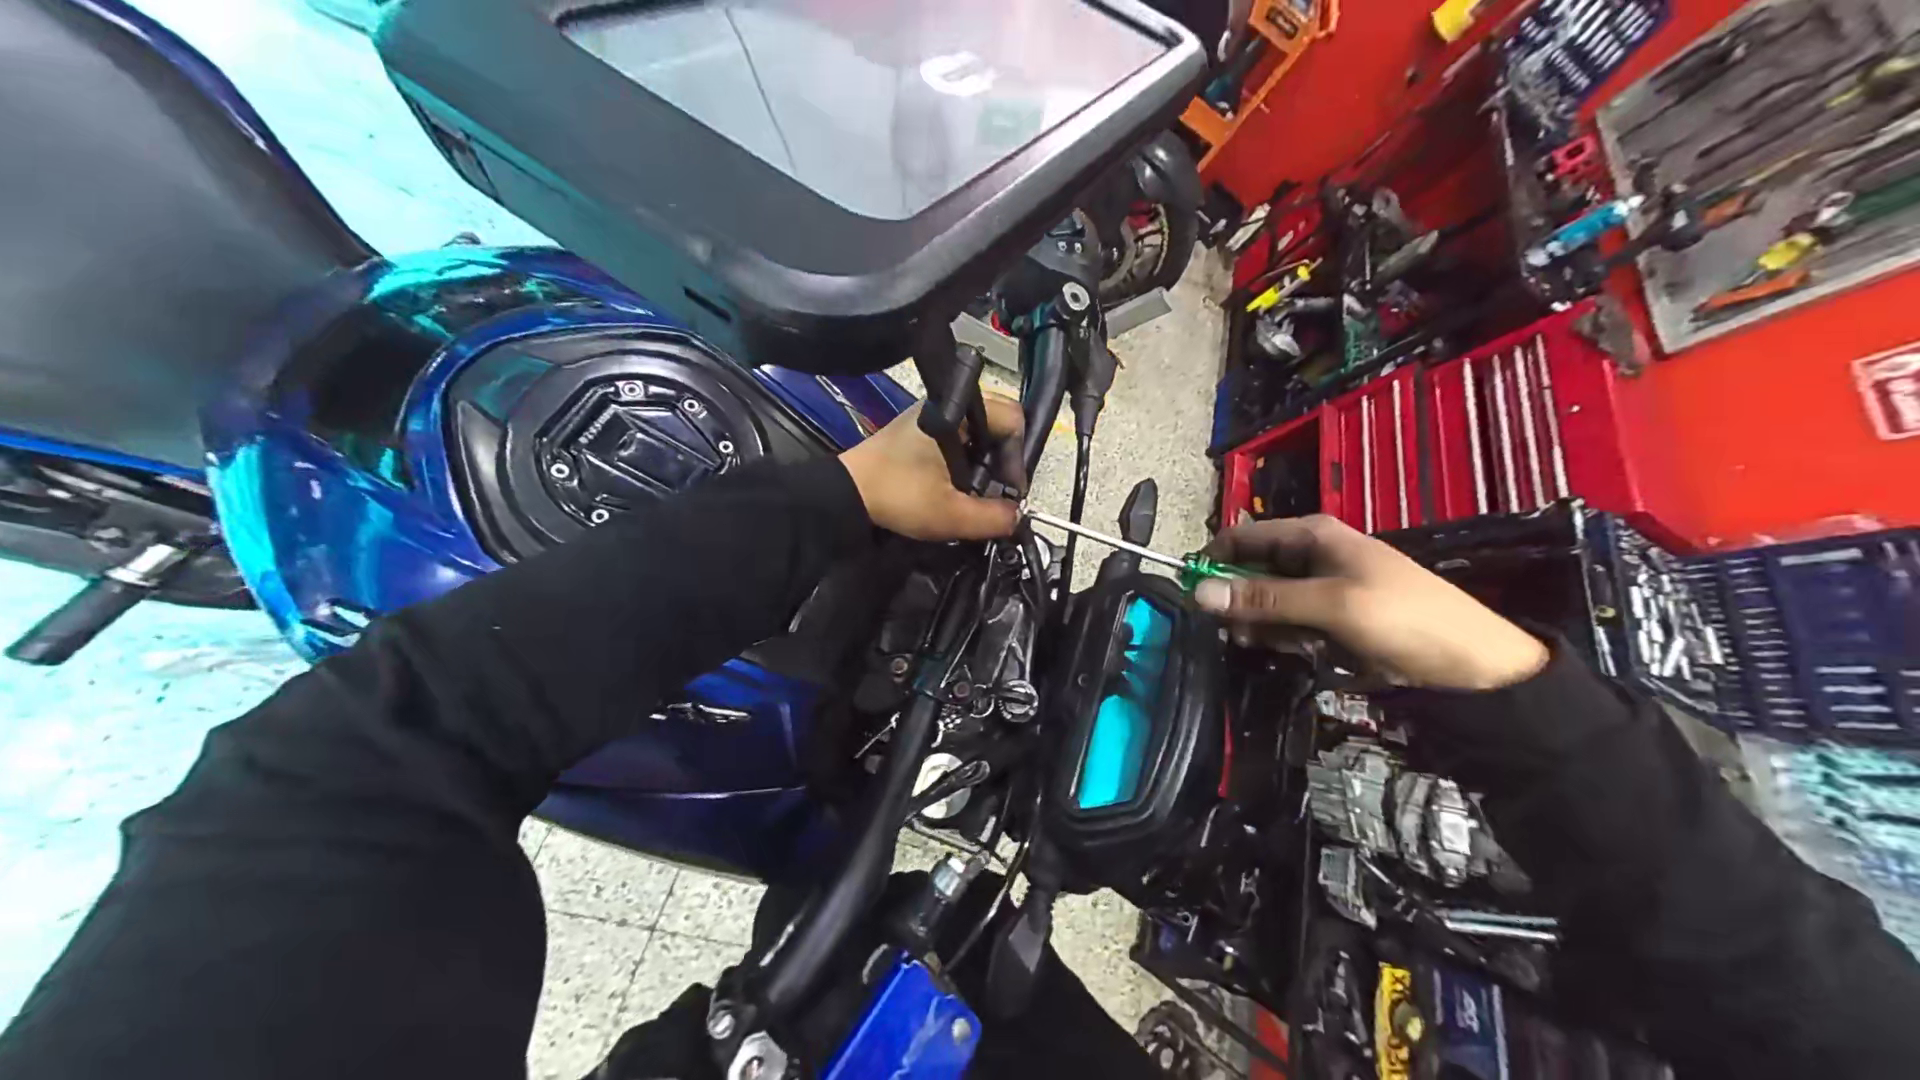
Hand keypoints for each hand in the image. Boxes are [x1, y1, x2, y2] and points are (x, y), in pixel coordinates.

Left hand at [838, 395, 1023, 541]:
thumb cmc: (898, 497)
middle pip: (998, 421)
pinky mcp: (919, 429)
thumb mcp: (952, 516)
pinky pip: (959, 436)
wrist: (846, 495)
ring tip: (980, 491)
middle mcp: (945, 405)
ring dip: (986, 460)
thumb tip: (1017, 517)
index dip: (1018, 457)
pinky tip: (960, 484)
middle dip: (1004, 457)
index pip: (1013, 419)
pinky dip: (968, 458)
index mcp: (956, 413)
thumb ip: (994, 518)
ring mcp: (930, 415)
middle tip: (999, 488)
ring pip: (979, 430)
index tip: (1008, 488)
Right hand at [1192, 515, 1548, 690]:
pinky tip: (1300, 649)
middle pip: (1248, 570)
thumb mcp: (1330, 604)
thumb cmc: (1402, 617)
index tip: (1195, 596)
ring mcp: (1317, 587)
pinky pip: (1285, 621)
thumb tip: (1200, 593)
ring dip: (1259, 623)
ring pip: (1263, 600)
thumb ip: (1263, 599)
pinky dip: (1281, 636)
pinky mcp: (1326, 616)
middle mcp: (1308, 555)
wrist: (1472, 663)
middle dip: (1237, 600)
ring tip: (1275, 644)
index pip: (1240, 538)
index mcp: (1310, 535)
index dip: (1214, 562)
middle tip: (1234, 632)